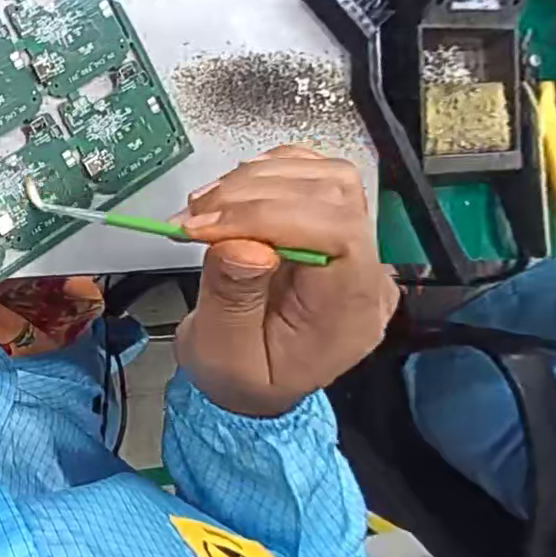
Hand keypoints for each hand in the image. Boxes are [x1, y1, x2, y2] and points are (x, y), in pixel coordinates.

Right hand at [172, 147, 397, 416]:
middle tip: (191, 218)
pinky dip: (265, 173)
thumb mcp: (224, 355)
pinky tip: (229, 194)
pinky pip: (311, 176)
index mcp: (347, 308)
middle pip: (331, 194)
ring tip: (202, 208)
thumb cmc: (240, 377)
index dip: (264, 216)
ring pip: (323, 175)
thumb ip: (233, 301)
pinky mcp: (325, 225)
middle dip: (251, 194)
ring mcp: (350, 243)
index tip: (201, 228)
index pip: (333, 232)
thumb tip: (241, 244)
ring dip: (254, 180)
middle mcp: (363, 268)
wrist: (253, 383)